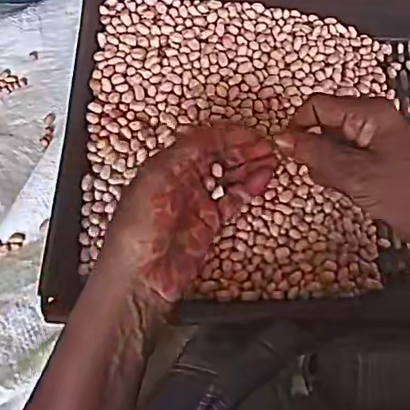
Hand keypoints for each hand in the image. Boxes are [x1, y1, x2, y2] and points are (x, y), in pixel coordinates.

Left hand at [95, 124, 275, 311]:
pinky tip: (263, 180)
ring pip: (229, 177)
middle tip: (267, 146)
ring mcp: (197, 201)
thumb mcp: (157, 178)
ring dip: (249, 166)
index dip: (227, 136)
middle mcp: (182, 180)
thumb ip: (186, 152)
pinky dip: (249, 189)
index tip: (250, 134)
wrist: (140, 277)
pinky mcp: (209, 223)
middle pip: (218, 157)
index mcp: (166, 165)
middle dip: (243, 150)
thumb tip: (214, 132)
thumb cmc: (138, 228)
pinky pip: (233, 200)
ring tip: (271, 159)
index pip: (202, 142)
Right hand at [274, 95, 409, 245]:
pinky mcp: (375, 157)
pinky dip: (339, 173)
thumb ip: (315, 153)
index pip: (316, 105)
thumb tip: (281, 139)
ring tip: (344, 184)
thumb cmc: (406, 194)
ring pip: (331, 143)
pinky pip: (344, 158)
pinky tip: (349, 188)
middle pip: (323, 123)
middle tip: (324, 174)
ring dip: (326, 164)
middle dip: (314, 149)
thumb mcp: (354, 174)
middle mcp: (371, 118)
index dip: (298, 127)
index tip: (288, 153)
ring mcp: (374, 138)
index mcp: (369, 111)